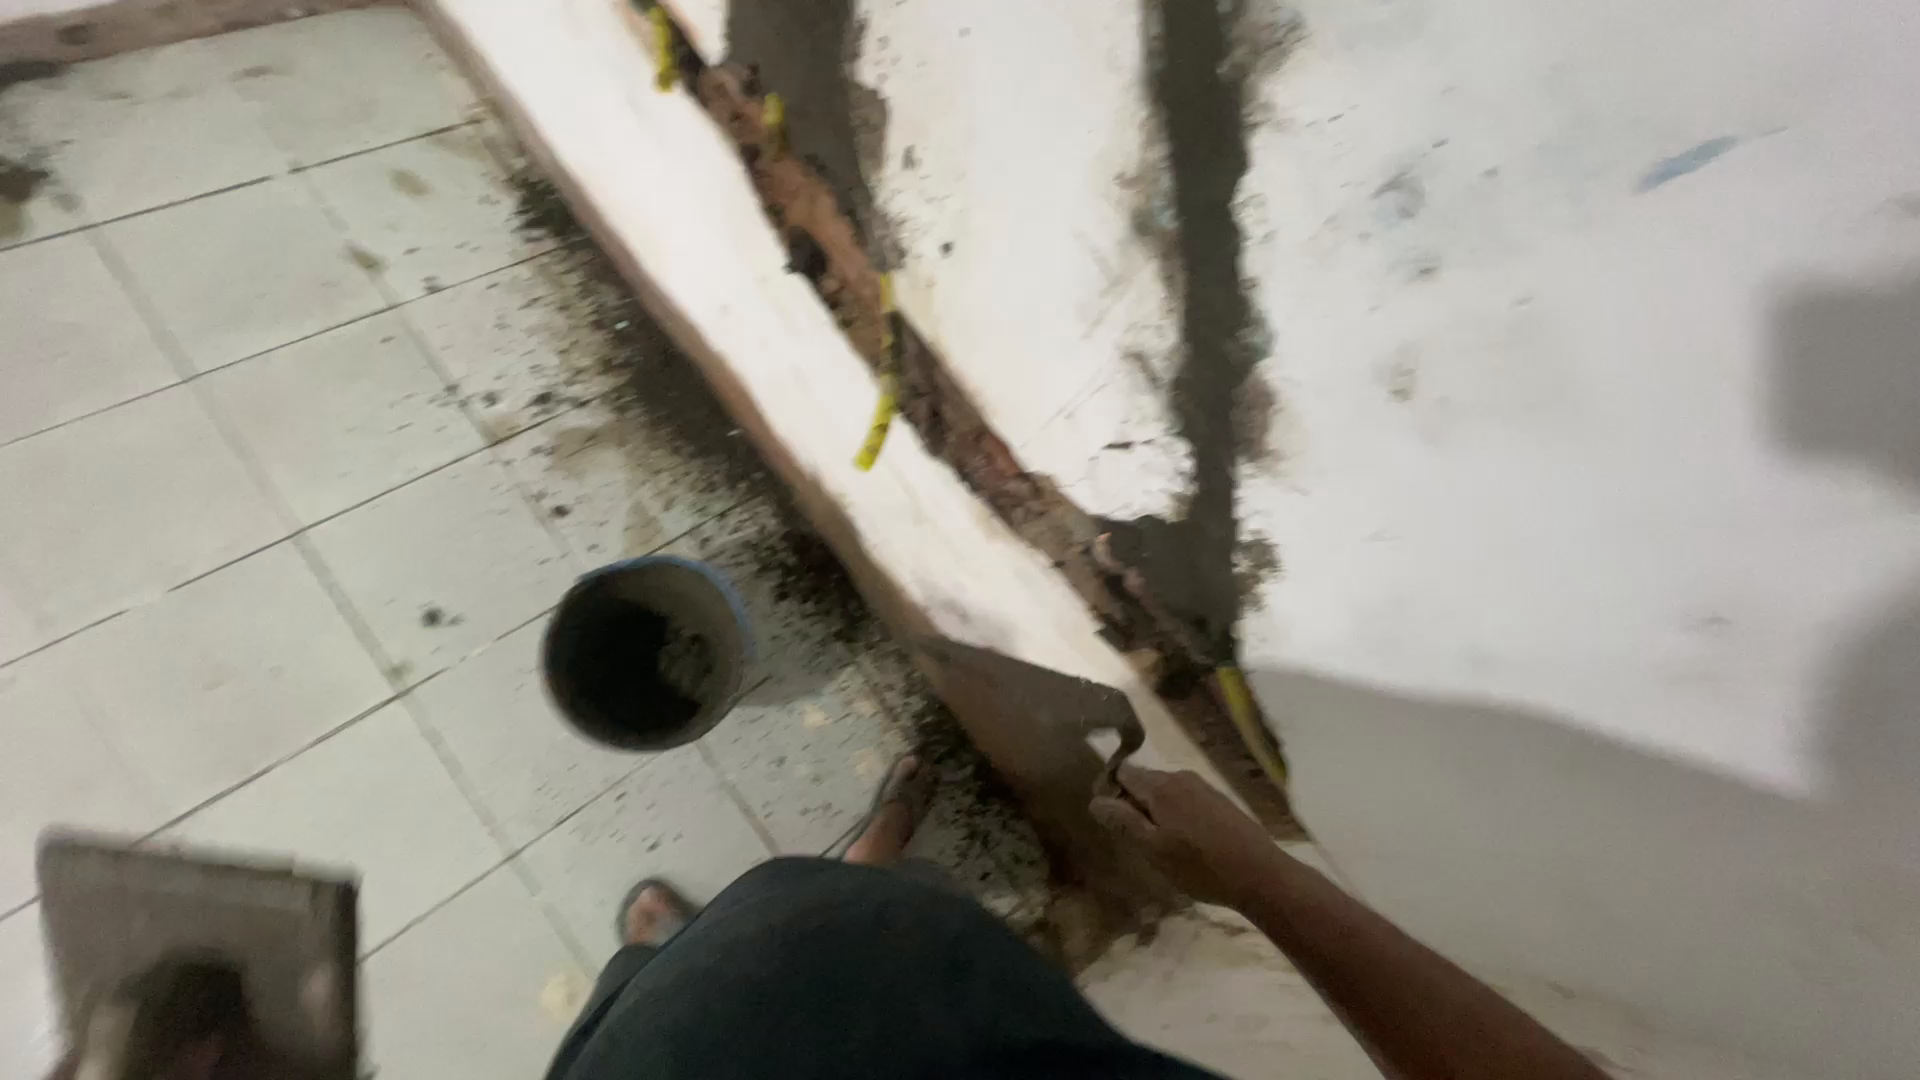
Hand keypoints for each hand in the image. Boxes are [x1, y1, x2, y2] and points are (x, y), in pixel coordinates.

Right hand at [1090, 765, 1284, 906]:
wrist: (1261, 874)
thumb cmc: (1200, 865)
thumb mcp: (1154, 849)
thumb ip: (1123, 821)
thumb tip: (1095, 800)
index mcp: (1160, 786)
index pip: (1123, 772)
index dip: (1112, 792)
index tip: (1115, 821)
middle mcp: (1180, 777)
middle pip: (1145, 781)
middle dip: (1136, 804)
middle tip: (1141, 842)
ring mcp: (1203, 787)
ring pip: (1166, 792)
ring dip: (1159, 812)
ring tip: (1166, 847)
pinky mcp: (1219, 800)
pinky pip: (1186, 800)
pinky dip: (1179, 816)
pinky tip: (1190, 844)